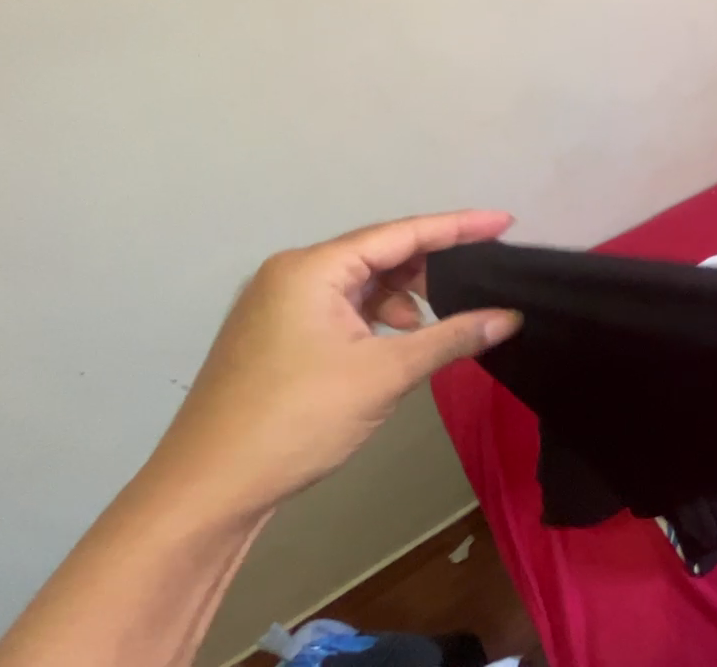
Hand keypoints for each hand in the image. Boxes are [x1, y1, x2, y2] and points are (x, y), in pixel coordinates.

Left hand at [144, 211, 523, 516]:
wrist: (206, 493)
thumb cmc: (297, 418)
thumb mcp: (387, 373)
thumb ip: (453, 336)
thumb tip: (511, 317)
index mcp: (311, 270)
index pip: (401, 234)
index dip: (459, 227)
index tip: (505, 223)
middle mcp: (291, 276)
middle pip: (381, 252)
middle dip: (435, 263)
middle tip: (486, 273)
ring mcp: (279, 307)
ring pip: (364, 281)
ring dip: (409, 293)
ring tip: (446, 316)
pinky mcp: (279, 336)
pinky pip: (346, 306)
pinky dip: (381, 315)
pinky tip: (404, 338)